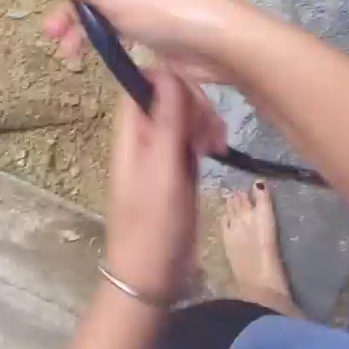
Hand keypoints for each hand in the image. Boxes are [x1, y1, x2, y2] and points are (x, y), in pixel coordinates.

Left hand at [102, 68, 225, 301]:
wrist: (151, 276)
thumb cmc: (152, 224)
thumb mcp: (163, 171)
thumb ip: (166, 120)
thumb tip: (168, 72)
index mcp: (131, 128)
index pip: (147, 79)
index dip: (174, 82)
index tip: (196, 102)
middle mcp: (144, 131)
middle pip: (171, 93)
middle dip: (195, 105)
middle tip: (211, 131)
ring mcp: (161, 147)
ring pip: (185, 113)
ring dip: (205, 121)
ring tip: (217, 144)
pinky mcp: (177, 163)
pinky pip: (193, 134)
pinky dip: (207, 137)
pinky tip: (218, 150)